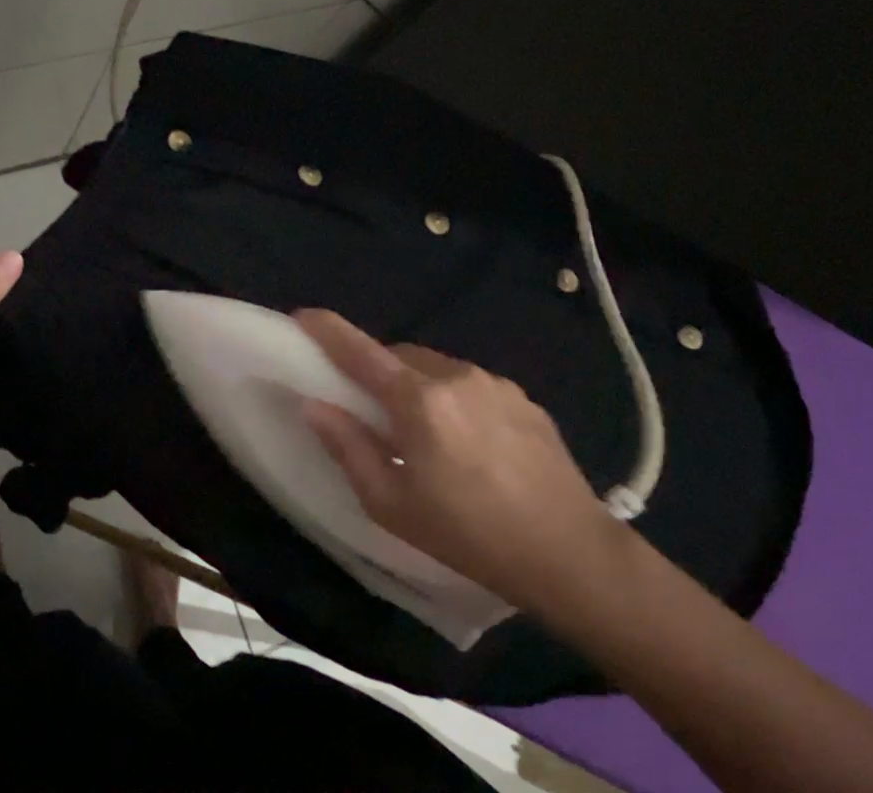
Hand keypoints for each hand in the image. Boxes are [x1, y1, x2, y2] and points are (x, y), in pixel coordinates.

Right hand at [295, 309, 626, 610]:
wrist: (571, 554)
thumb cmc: (467, 534)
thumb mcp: (389, 503)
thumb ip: (347, 446)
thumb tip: (314, 405)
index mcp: (419, 400)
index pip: (360, 351)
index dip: (327, 331)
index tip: (302, 317)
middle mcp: (458, 377)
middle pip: (400, 355)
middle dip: (377, 372)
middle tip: (368, 412)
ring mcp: (497, 385)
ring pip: (437, 369)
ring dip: (417, 387)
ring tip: (421, 434)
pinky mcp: (526, 401)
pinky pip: (472, 386)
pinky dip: (453, 400)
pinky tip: (465, 445)